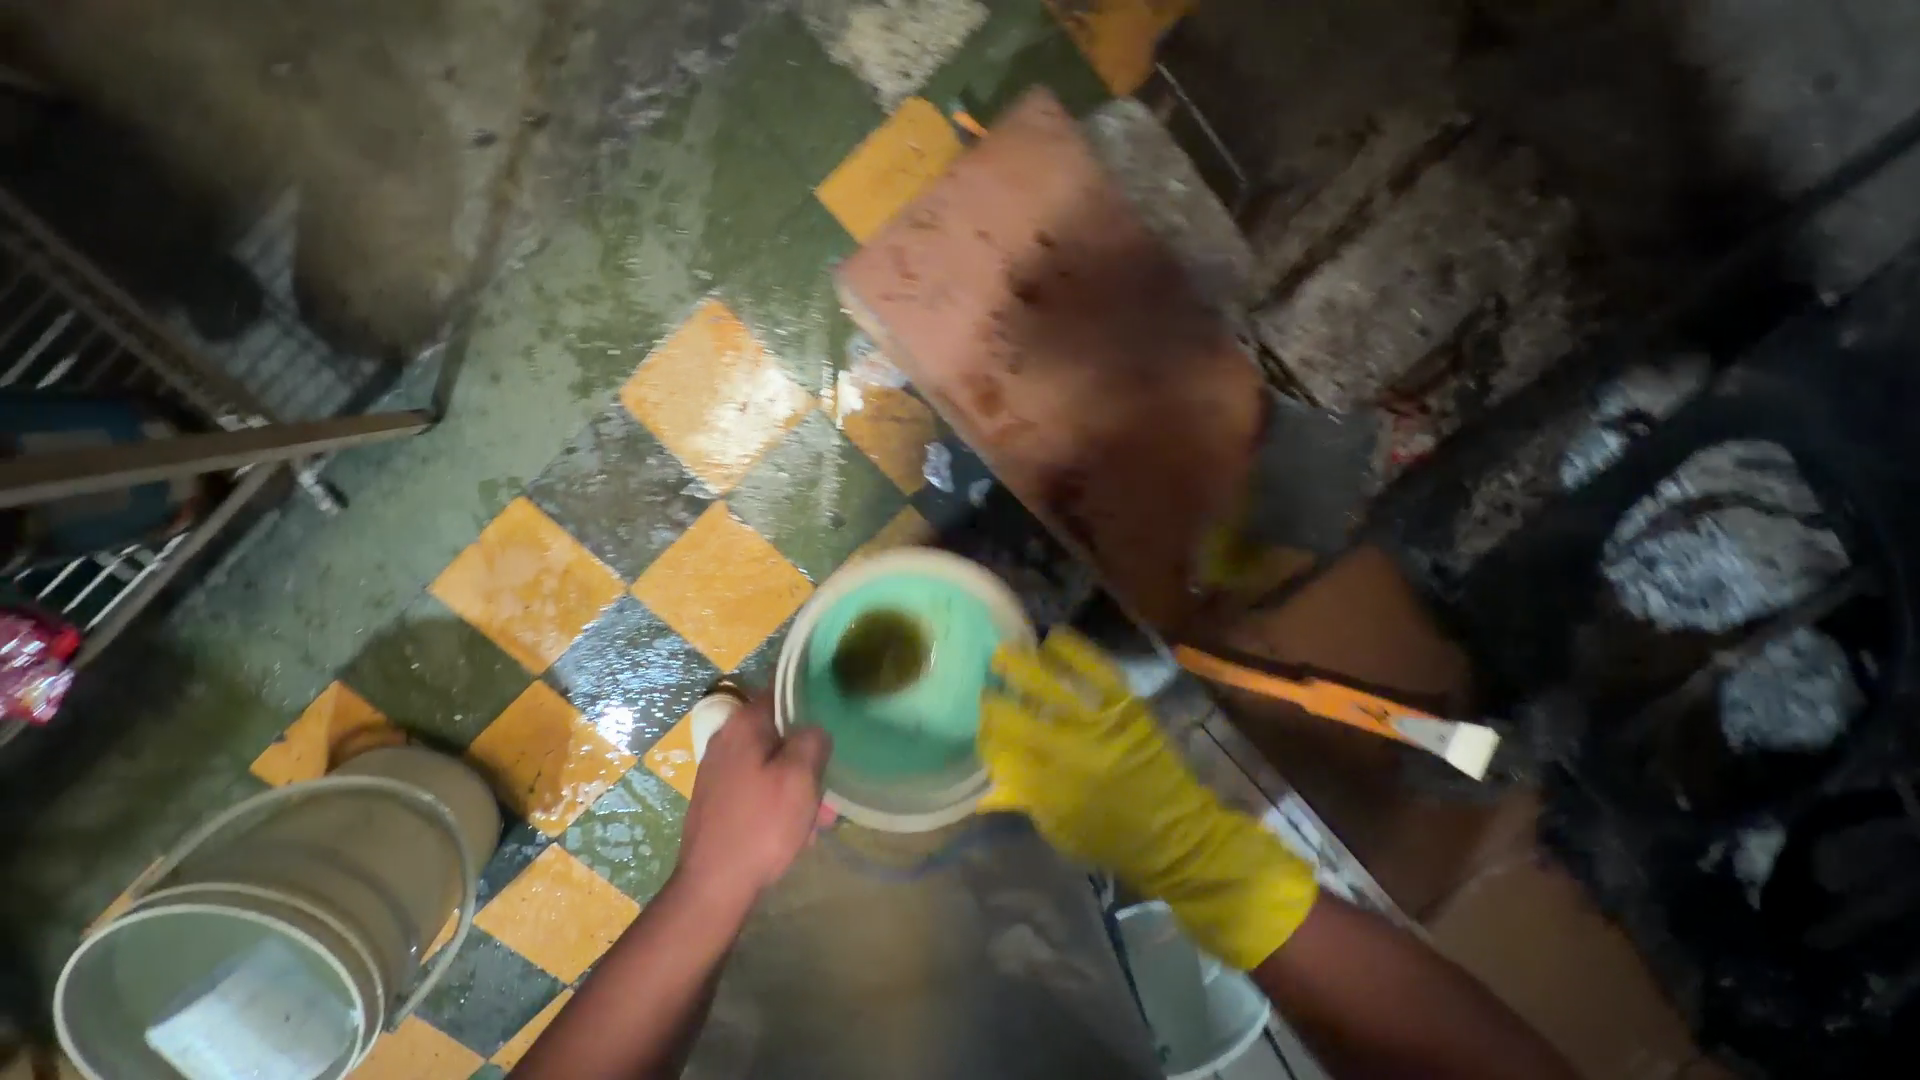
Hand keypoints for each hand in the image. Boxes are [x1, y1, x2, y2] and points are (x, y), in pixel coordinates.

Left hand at [674, 696, 830, 908]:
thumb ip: (813, 740)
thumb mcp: (800, 777)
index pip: (781, 691)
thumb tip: (813, 730)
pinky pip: (757, 787)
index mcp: (743, 724)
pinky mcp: (716, 800)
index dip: (810, 698)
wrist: (713, 885)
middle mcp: (725, 739)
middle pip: (778, 732)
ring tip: (817, 818)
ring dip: (796, 784)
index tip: (834, 712)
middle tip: (828, 785)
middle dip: (806, 756)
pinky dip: (778, 801)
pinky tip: (794, 830)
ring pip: (770, 763)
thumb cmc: (762, 825)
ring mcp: (718, 771)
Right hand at [978, 629, 1318, 968]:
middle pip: (1026, 704)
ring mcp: (1104, 721)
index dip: (987, 720)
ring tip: (1009, 648)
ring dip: (1029, 661)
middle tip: (984, 669)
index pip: (1006, 737)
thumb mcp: (1056, 827)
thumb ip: (1022, 792)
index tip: (977, 712)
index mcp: (1053, 778)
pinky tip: (1055, 639)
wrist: (1177, 835)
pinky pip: (1097, 669)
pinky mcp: (1129, 707)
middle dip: (1001, 683)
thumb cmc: (1111, 839)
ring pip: (1057, 680)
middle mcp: (1075, 744)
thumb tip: (992, 761)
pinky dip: (1074, 651)